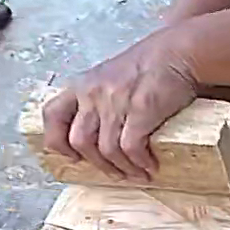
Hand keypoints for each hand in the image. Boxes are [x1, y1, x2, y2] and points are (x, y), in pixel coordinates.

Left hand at [41, 28, 201, 181]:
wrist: (177, 54)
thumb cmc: (152, 67)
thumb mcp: (115, 78)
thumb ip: (105, 99)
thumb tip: (108, 129)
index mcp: (83, 85)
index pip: (52, 115)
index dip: (58, 142)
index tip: (74, 158)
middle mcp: (93, 94)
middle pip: (80, 141)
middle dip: (99, 165)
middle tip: (118, 175)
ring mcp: (115, 102)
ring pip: (106, 149)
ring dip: (123, 169)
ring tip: (139, 175)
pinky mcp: (140, 110)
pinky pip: (130, 146)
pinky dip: (139, 162)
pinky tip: (151, 167)